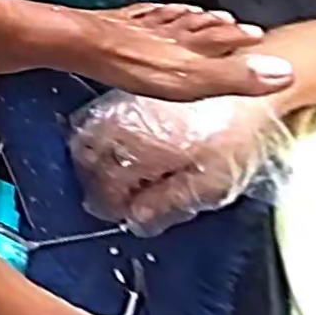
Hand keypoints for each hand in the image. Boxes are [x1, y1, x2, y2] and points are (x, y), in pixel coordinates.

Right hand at [68, 92, 288, 235]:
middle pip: (88, 161)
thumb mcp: (214, 181)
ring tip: (103, 178)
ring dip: (86, 162)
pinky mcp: (108, 101)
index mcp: (137, 154)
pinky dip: (86, 140)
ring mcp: (107, 113)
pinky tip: (101, 149)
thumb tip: (137, 219)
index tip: (112, 215)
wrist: (234, 95)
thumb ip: (171, 201)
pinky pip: (85, 124)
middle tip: (103, 200)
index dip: (107, 202)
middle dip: (92, 182)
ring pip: (81, 142)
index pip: (106, 183)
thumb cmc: (230, 140)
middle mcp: (113, 132)